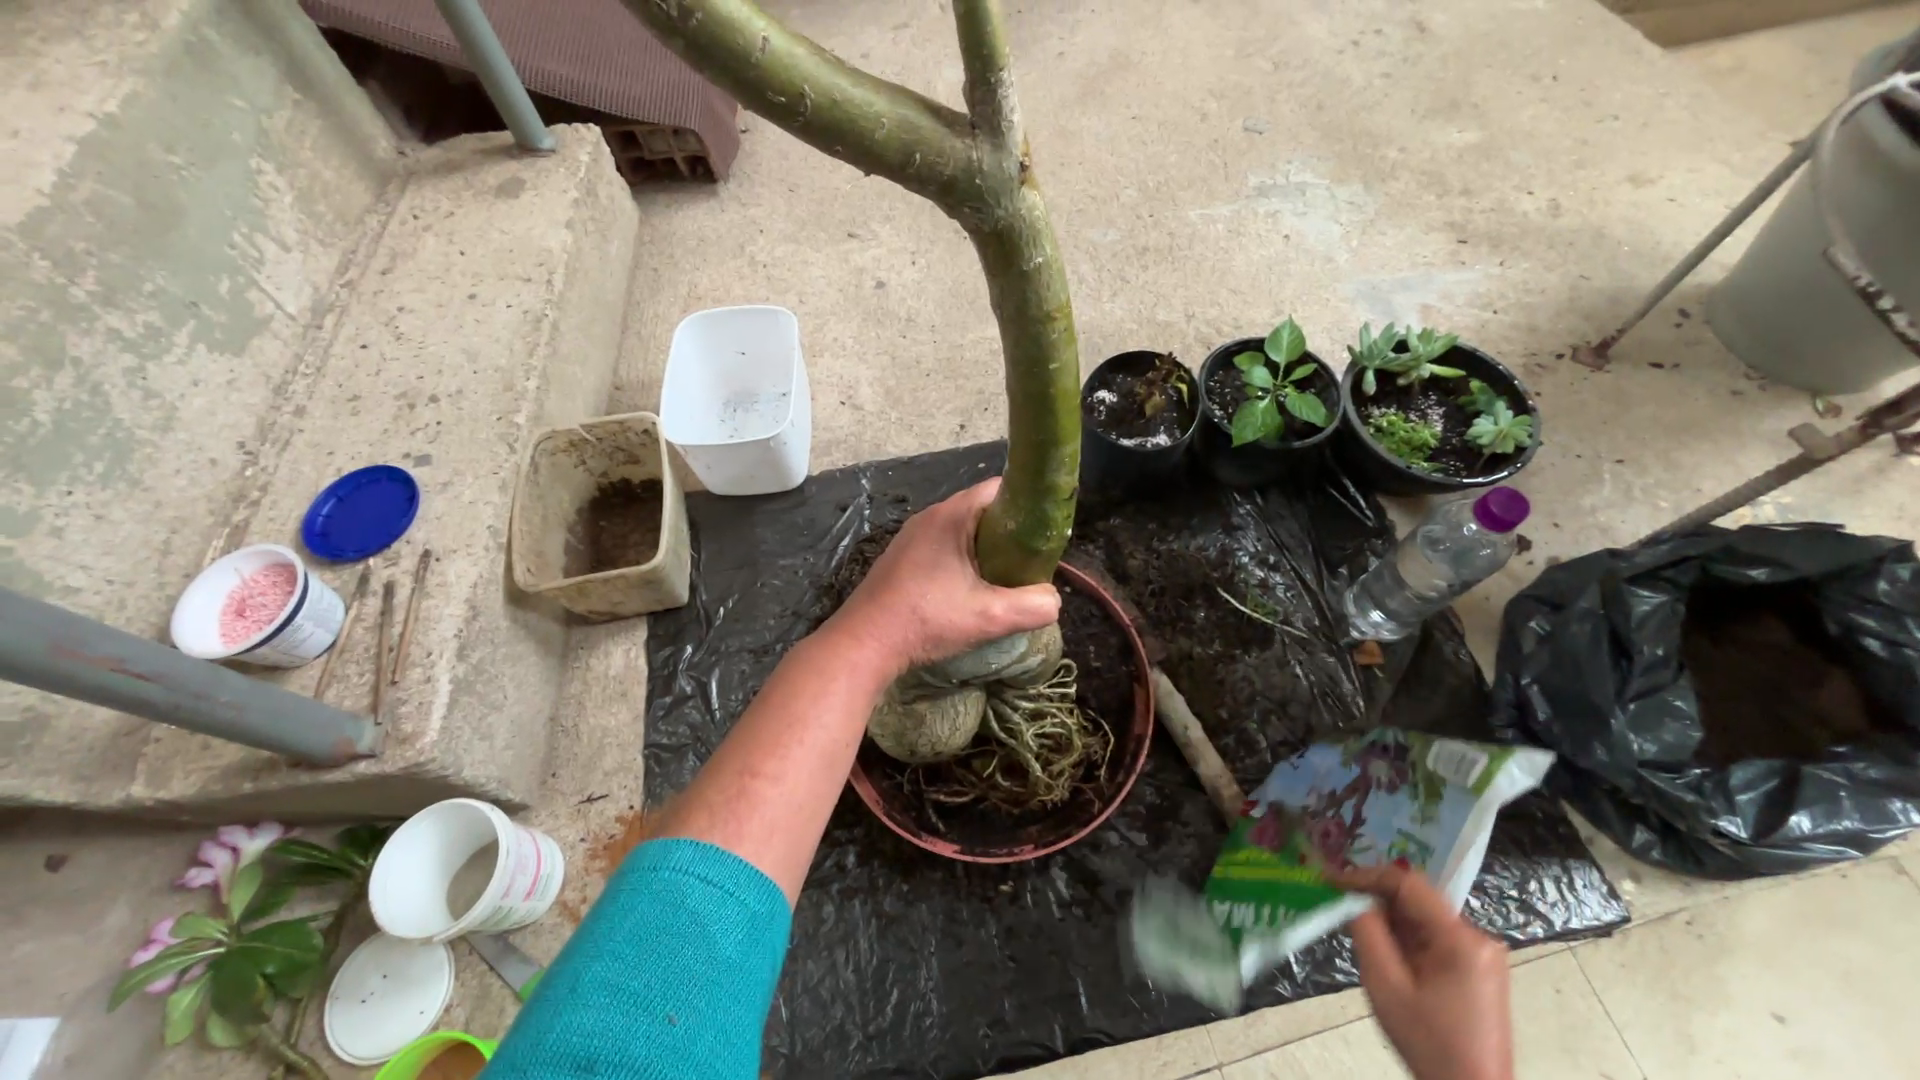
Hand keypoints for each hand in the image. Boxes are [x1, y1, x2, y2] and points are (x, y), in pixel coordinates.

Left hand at [823, 478, 1060, 677]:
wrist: (863, 644)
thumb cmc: (926, 620)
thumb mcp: (989, 617)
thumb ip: (1032, 606)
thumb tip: (1053, 600)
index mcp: (951, 516)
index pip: (1000, 489)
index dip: (1029, 505)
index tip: (1047, 533)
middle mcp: (930, 517)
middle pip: (983, 511)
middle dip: (1011, 533)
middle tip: (1030, 563)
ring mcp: (912, 538)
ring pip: (963, 532)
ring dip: (987, 551)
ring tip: (1005, 581)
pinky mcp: (902, 559)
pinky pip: (944, 548)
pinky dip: (963, 562)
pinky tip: (970, 592)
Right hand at [1331, 865, 1513, 1079]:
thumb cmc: (1428, 1044)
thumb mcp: (1386, 985)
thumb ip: (1367, 932)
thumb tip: (1354, 899)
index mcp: (1460, 938)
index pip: (1408, 883)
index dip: (1365, 876)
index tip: (1329, 880)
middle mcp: (1478, 937)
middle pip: (1418, 900)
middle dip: (1376, 900)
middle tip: (1337, 907)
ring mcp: (1483, 954)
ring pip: (1424, 918)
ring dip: (1390, 921)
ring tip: (1357, 934)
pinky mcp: (1479, 970)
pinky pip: (1435, 938)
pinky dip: (1406, 939)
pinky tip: (1386, 955)